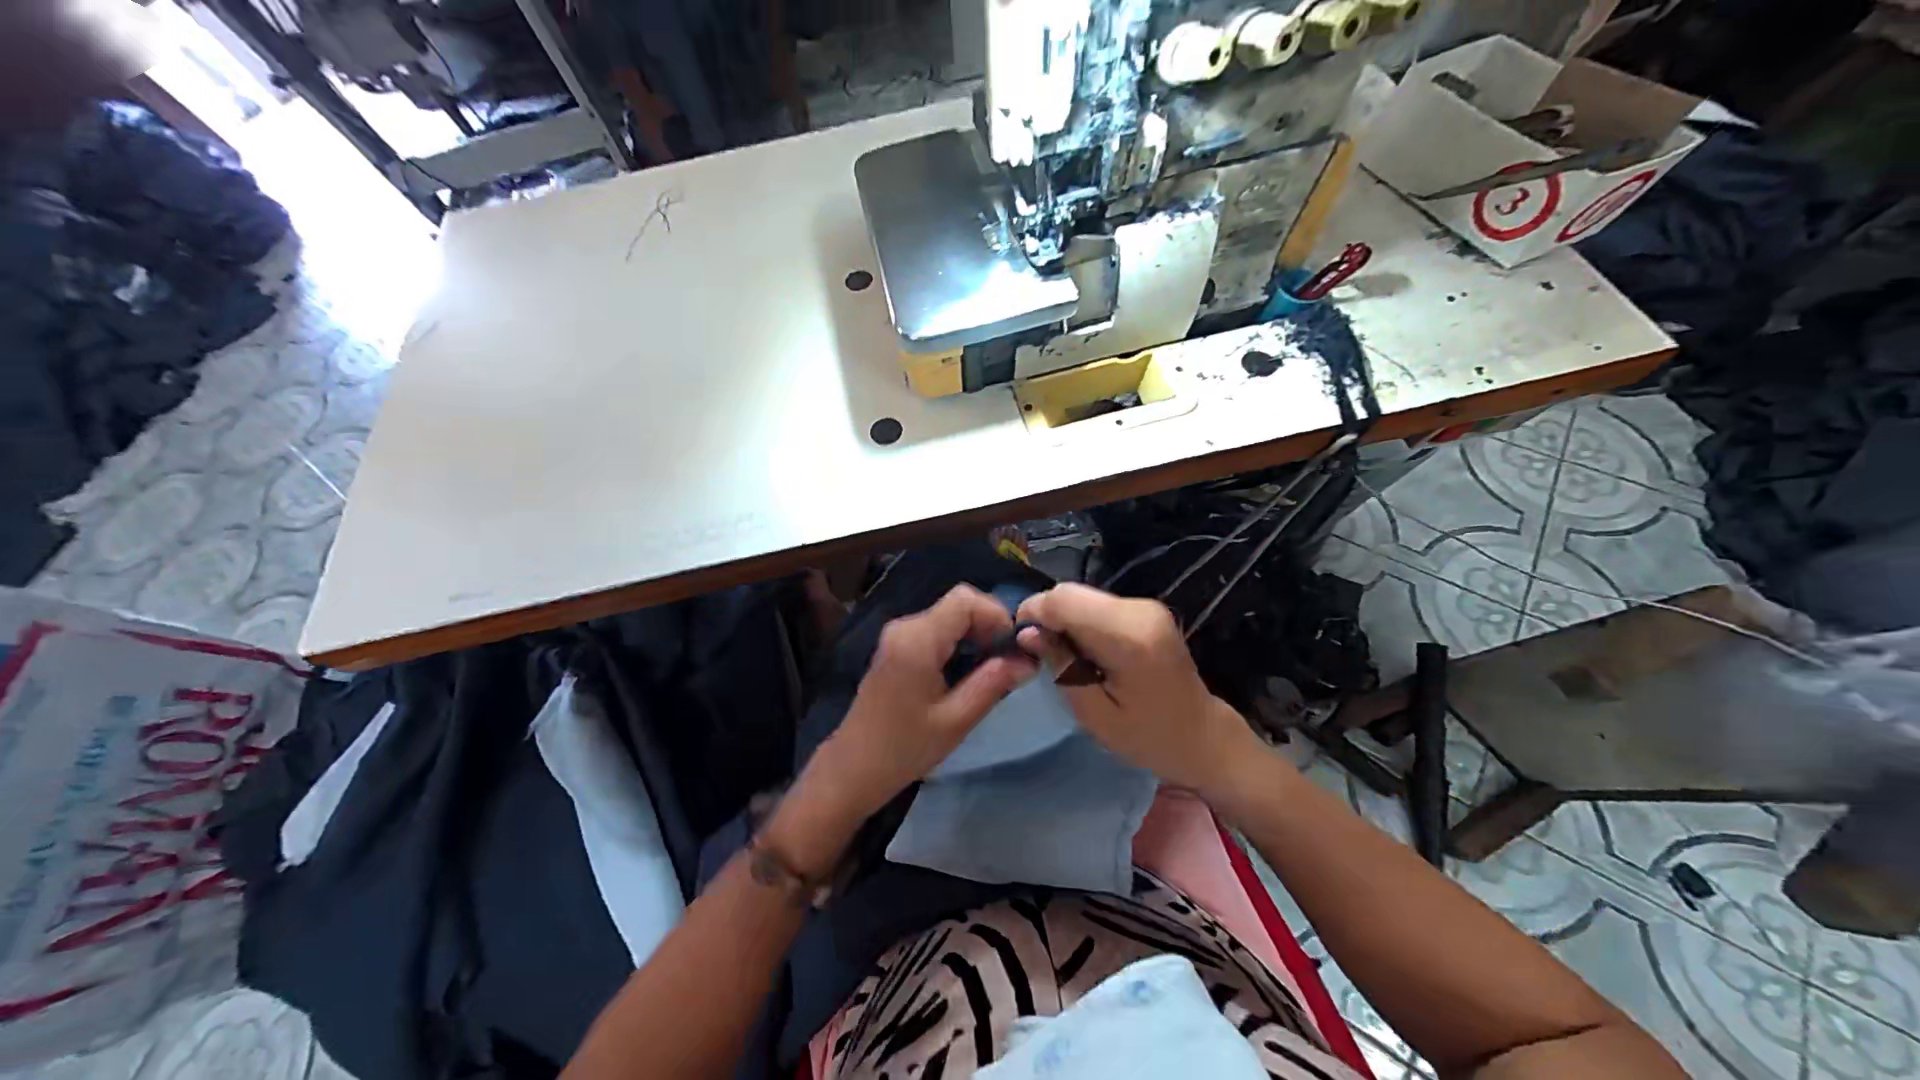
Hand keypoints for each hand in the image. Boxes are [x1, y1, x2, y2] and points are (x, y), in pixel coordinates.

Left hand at [795, 585, 1036, 833]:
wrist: (853, 768)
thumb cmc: (905, 747)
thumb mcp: (957, 719)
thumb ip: (993, 683)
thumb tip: (1028, 660)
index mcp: (917, 639)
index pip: (966, 600)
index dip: (997, 615)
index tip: (1014, 648)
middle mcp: (905, 627)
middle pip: (958, 604)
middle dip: (989, 626)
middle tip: (1008, 662)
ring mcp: (898, 635)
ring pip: (949, 616)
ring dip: (975, 635)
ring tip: (993, 670)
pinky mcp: (896, 647)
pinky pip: (936, 630)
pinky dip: (958, 642)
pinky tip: (968, 673)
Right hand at [1015, 583, 1261, 792]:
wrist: (1202, 737)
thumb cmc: (1148, 737)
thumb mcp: (1093, 713)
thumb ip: (1061, 666)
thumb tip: (1027, 633)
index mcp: (1129, 636)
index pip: (1064, 600)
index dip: (1034, 613)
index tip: (1020, 642)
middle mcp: (1140, 609)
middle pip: (1071, 592)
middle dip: (1047, 617)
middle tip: (1040, 654)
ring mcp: (1146, 605)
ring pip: (1082, 596)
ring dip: (1063, 620)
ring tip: (1062, 657)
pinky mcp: (1146, 609)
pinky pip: (1097, 604)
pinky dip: (1081, 622)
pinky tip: (1084, 652)